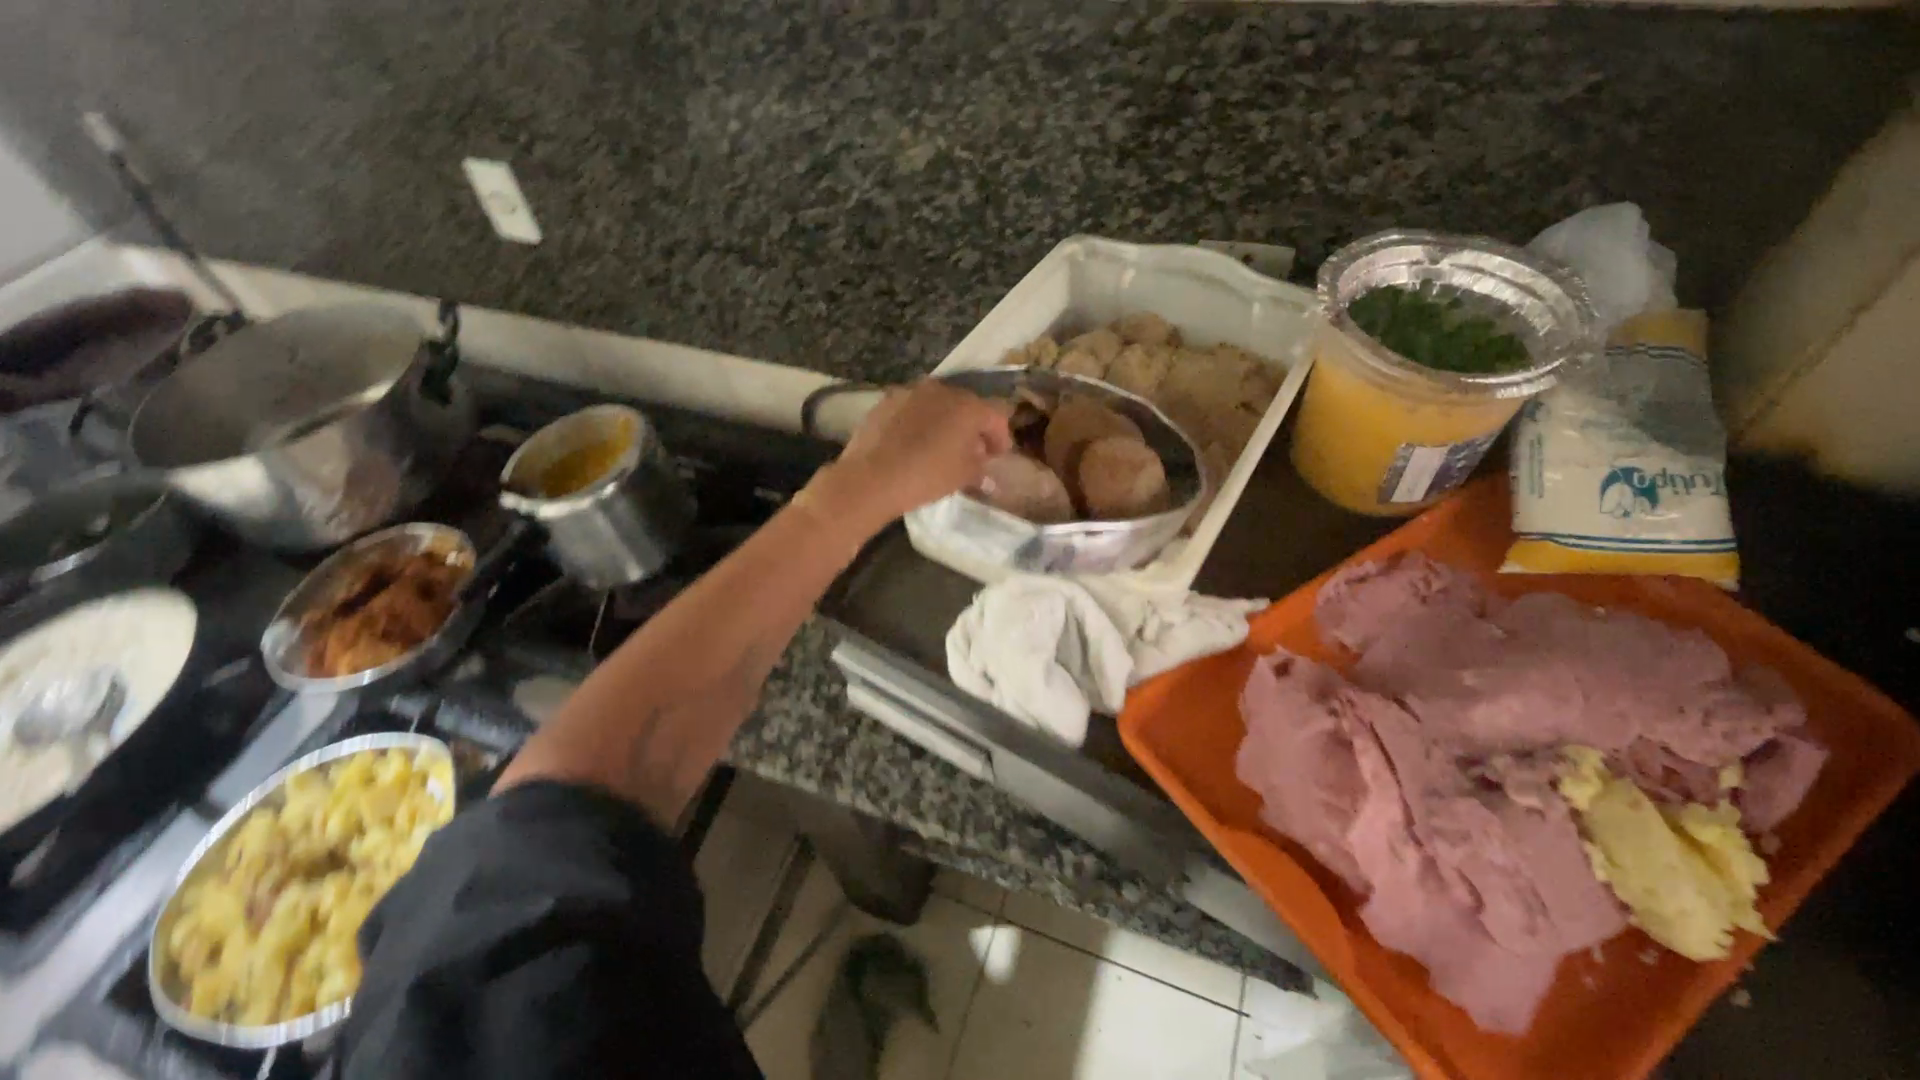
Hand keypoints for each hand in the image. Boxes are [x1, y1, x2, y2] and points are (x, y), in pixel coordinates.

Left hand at [809, 381, 1012, 533]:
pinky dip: (919, 422)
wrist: (872, 477)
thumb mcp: (963, 476)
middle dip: (971, 427)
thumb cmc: (927, 476)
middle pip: (965, 406)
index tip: (998, 455)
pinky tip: (913, 442)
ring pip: (937, 405)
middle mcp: (942, 390)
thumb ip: (980, 467)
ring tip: (941, 445)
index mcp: (968, 406)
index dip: (1000, 438)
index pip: (995, 417)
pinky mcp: (886, 400)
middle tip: (972, 450)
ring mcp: (911, 392)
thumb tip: (984, 467)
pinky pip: (912, 410)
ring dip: (944, 422)